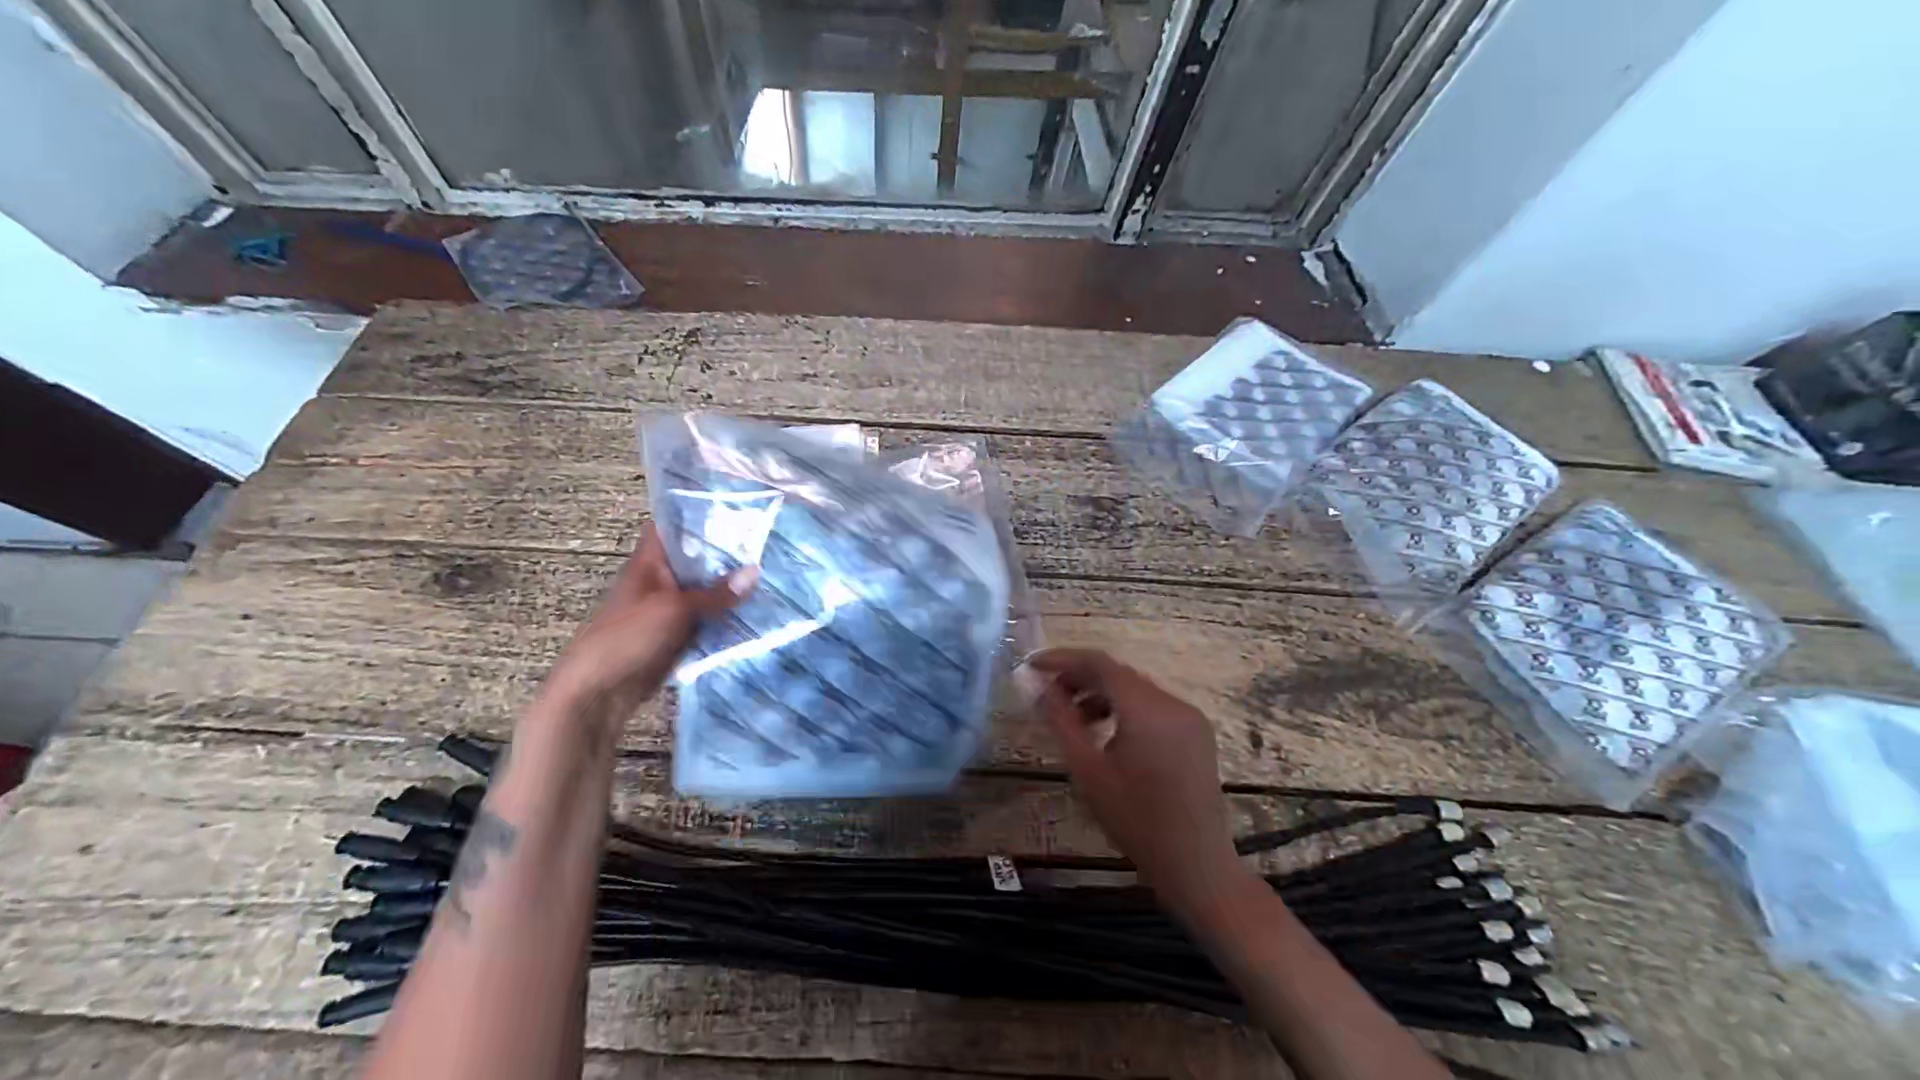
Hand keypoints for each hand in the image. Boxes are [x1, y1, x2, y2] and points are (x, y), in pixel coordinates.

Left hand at [541, 526, 756, 716]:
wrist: (600, 692)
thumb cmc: (627, 637)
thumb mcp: (674, 609)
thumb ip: (716, 593)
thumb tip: (756, 571)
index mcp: (650, 563)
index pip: (672, 527)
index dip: (698, 514)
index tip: (735, 508)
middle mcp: (662, 581)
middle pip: (697, 560)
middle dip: (728, 553)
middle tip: (770, 541)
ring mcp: (671, 609)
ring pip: (707, 591)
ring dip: (732, 587)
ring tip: (776, 571)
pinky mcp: (680, 635)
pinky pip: (709, 620)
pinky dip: (729, 616)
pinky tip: (761, 609)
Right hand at [1024, 648, 1247, 912]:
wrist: (1196, 864)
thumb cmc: (1135, 821)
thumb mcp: (1088, 771)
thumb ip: (1061, 722)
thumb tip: (1038, 687)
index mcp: (1148, 710)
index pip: (1100, 663)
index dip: (1063, 659)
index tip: (1032, 667)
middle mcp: (1174, 703)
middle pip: (1119, 674)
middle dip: (1080, 677)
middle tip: (1046, 694)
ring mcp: (1190, 717)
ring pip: (1136, 689)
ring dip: (1101, 694)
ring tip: (1073, 719)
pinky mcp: (1197, 732)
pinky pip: (1154, 706)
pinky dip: (1125, 709)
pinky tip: (1106, 733)